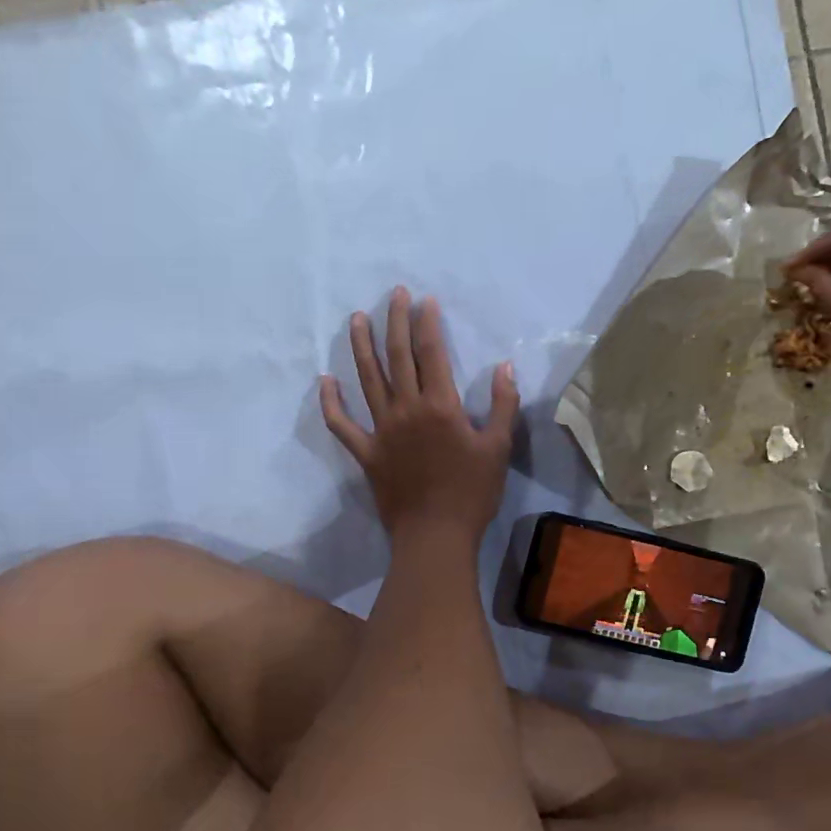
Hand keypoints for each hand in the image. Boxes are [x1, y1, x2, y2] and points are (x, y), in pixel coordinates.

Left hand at [320, 287, 517, 547]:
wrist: (435, 535)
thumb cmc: (473, 492)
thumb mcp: (499, 447)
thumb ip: (503, 405)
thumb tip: (505, 367)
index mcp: (441, 406)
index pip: (432, 354)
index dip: (427, 324)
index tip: (424, 300)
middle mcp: (406, 410)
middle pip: (398, 357)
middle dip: (395, 322)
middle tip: (393, 294)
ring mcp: (381, 430)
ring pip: (367, 380)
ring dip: (361, 347)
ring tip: (356, 318)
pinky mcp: (366, 453)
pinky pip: (342, 424)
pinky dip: (332, 402)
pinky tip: (325, 381)